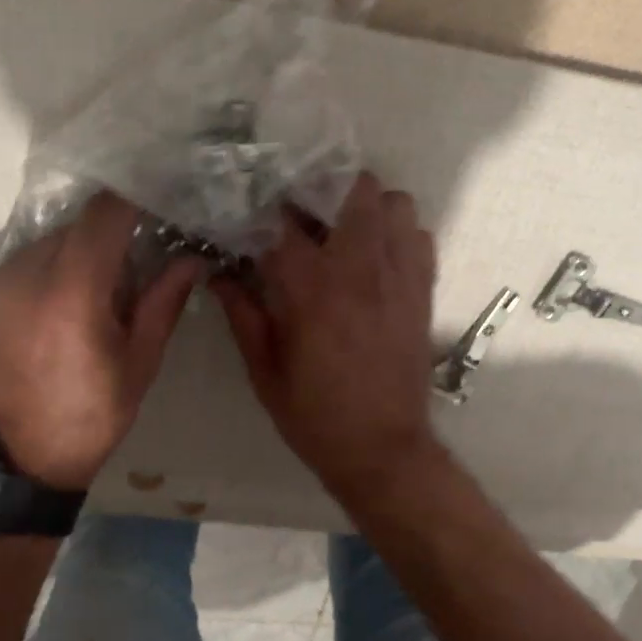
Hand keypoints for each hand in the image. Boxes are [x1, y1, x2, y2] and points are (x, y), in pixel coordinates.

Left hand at [0, 193, 200, 489]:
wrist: (19, 462)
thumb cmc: (93, 416)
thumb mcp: (139, 362)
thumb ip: (162, 302)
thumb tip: (191, 259)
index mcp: (74, 293)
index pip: (103, 215)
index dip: (129, 204)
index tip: (149, 210)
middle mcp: (22, 279)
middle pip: (70, 232)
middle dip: (100, 243)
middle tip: (120, 276)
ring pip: (36, 252)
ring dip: (64, 264)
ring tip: (79, 307)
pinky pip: (8, 278)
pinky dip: (32, 287)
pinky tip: (43, 325)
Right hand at [212, 173, 442, 497]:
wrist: (383, 450)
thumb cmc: (315, 416)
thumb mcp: (264, 371)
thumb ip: (242, 315)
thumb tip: (218, 275)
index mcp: (311, 289)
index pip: (284, 223)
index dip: (265, 211)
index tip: (252, 214)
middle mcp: (360, 270)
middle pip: (353, 190)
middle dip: (325, 192)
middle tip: (305, 215)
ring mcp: (398, 277)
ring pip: (395, 204)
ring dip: (369, 209)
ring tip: (346, 234)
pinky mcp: (422, 293)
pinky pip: (420, 238)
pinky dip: (399, 236)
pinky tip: (378, 262)